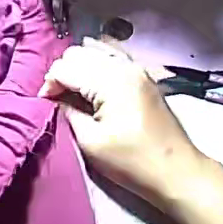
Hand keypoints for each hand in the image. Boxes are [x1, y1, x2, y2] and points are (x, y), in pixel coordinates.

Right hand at [40, 38, 211, 207]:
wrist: (177, 172)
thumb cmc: (132, 161)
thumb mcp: (91, 141)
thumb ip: (68, 112)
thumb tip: (54, 99)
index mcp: (110, 80)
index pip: (65, 67)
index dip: (49, 84)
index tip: (45, 104)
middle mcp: (124, 66)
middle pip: (78, 53)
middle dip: (62, 73)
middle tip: (57, 99)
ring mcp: (136, 69)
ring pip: (94, 51)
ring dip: (78, 68)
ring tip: (74, 93)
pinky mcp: (143, 77)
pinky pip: (112, 58)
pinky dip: (96, 66)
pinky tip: (92, 86)